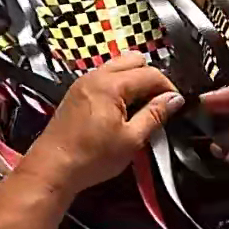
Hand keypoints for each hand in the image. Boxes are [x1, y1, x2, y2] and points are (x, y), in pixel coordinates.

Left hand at [18, 53, 184, 197]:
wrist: (52, 168)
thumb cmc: (93, 157)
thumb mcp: (131, 140)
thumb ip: (155, 115)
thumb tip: (176, 99)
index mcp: (111, 84)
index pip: (150, 73)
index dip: (168, 88)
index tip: (176, 106)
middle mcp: (97, 75)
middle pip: (134, 60)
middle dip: (151, 77)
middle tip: (157, 103)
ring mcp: (84, 81)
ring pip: (118, 65)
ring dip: (134, 79)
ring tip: (141, 105)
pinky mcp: (77, 91)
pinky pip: (105, 75)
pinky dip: (119, 83)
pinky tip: (122, 107)